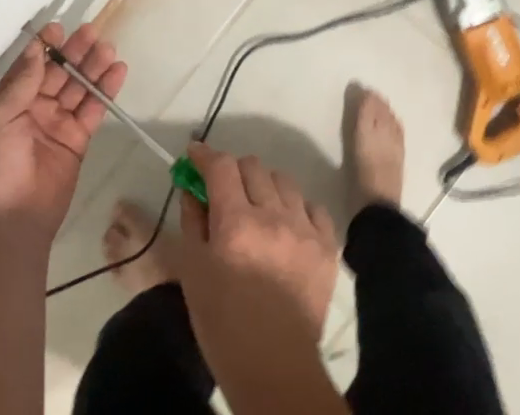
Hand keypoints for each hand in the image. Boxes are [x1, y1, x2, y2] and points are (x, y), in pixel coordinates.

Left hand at [0, 23, 126, 240]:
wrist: (14, 215)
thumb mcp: (0, 118)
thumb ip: (22, 82)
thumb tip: (37, 48)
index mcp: (10, 100)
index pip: (30, 65)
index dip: (45, 46)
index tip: (59, 29)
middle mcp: (34, 106)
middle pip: (58, 72)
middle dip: (74, 53)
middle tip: (93, 33)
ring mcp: (57, 122)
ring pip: (78, 87)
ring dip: (93, 68)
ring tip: (109, 49)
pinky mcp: (78, 139)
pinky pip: (93, 108)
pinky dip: (105, 91)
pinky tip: (117, 72)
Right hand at [177, 142, 339, 342]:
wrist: (274, 365)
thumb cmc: (222, 321)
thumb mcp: (193, 269)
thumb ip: (193, 220)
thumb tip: (192, 188)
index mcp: (236, 222)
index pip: (221, 166)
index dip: (205, 154)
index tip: (194, 154)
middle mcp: (274, 216)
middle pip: (254, 166)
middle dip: (233, 170)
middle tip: (222, 187)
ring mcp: (305, 230)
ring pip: (284, 181)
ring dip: (264, 185)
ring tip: (256, 205)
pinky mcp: (328, 247)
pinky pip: (313, 206)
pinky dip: (296, 207)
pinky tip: (286, 223)